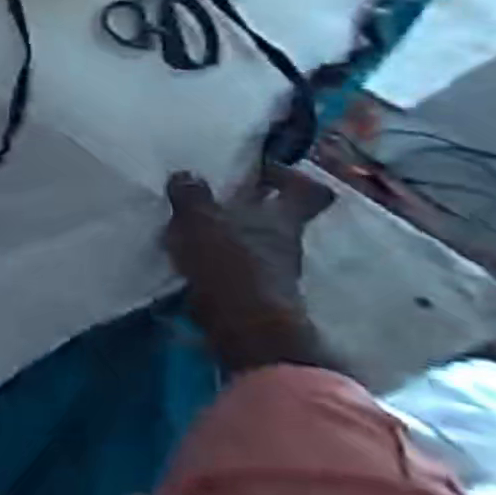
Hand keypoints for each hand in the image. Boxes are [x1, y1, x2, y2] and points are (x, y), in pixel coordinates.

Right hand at [164, 165, 340, 372]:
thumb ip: (192, 196)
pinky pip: (236, 260)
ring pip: (254, 238)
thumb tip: (187, 174)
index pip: (309, 191)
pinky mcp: (252, 287)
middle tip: (211, 194)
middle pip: (276, 214)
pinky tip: (188, 252)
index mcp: (282, 218)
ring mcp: (271, 267)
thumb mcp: (200, 220)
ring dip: (228, 230)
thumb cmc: (229, 262)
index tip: (258, 169)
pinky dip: (216, 254)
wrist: (243, 324)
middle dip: (247, 204)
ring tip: (190, 223)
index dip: (289, 176)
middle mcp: (285, 241)